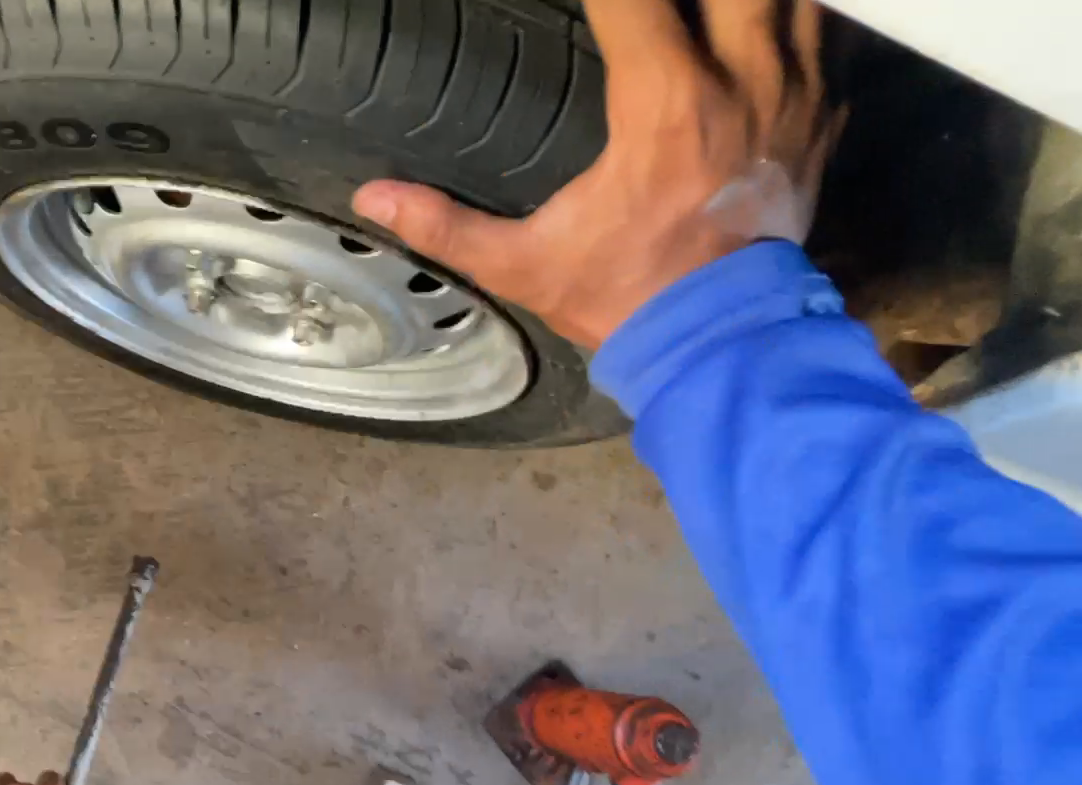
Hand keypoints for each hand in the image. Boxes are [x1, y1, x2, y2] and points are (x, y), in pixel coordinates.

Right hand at [352, 0, 841, 348]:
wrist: (714, 338)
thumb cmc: (614, 296)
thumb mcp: (517, 264)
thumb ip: (444, 225)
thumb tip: (372, 197)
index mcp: (665, 107)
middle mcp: (743, 80)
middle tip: (639, 1)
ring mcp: (795, 93)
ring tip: (694, 7)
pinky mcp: (820, 117)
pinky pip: (825, 29)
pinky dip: (790, 12)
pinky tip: (752, 21)